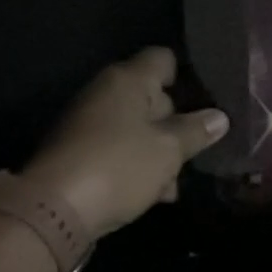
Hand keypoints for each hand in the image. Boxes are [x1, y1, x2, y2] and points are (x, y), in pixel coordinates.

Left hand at [21, 47, 227, 239]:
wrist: (52, 212)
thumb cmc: (119, 167)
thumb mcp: (168, 150)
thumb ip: (196, 131)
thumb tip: (219, 117)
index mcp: (127, 79)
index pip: (164, 59)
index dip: (187, 75)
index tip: (210, 97)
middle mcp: (105, 92)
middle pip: (152, 96)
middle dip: (177, 121)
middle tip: (200, 146)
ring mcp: (88, 123)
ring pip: (136, 128)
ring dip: (158, 150)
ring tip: (177, 180)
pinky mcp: (79, 153)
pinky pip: (118, 150)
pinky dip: (136, 166)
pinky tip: (154, 193)